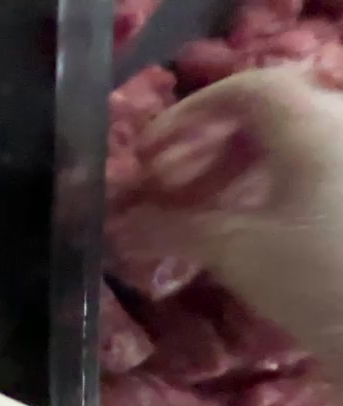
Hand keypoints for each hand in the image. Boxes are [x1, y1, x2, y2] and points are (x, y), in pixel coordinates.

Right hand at [125, 66, 342, 362]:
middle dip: (209, 146)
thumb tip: (124, 223)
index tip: (146, 158)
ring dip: (238, 168)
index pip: (248, 90)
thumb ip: (172, 228)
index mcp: (317, 127)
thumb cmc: (323, 274)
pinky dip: (271, 186)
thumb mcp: (234, 250)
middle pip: (273, 112)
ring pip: (295, 141)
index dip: (187, 116)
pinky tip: (247, 225)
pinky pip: (317, 168)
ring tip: (202, 213)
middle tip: (168, 190)